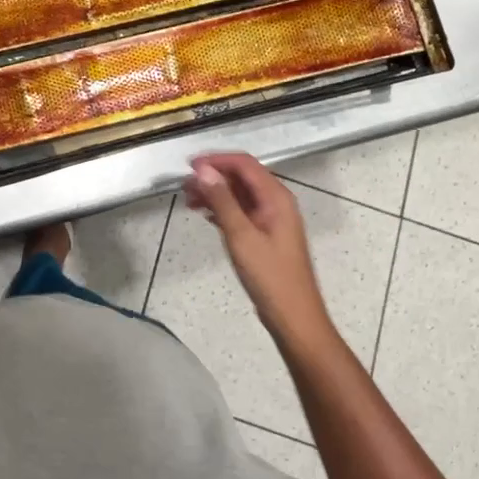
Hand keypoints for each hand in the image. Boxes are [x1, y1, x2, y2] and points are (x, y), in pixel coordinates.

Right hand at [184, 152, 328, 339]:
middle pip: (242, 176)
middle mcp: (277, 202)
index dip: (216, 160)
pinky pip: (242, 211)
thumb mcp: (241, 236)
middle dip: (213, 176)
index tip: (189, 166)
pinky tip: (205, 215)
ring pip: (240, 194)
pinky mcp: (266, 235)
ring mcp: (272, 219)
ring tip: (189, 201)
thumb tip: (203, 170)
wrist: (294, 319)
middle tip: (184, 186)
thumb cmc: (270, 277)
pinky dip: (223, 209)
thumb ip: (222, 200)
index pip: (244, 163)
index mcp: (276, 197)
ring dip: (216, 193)